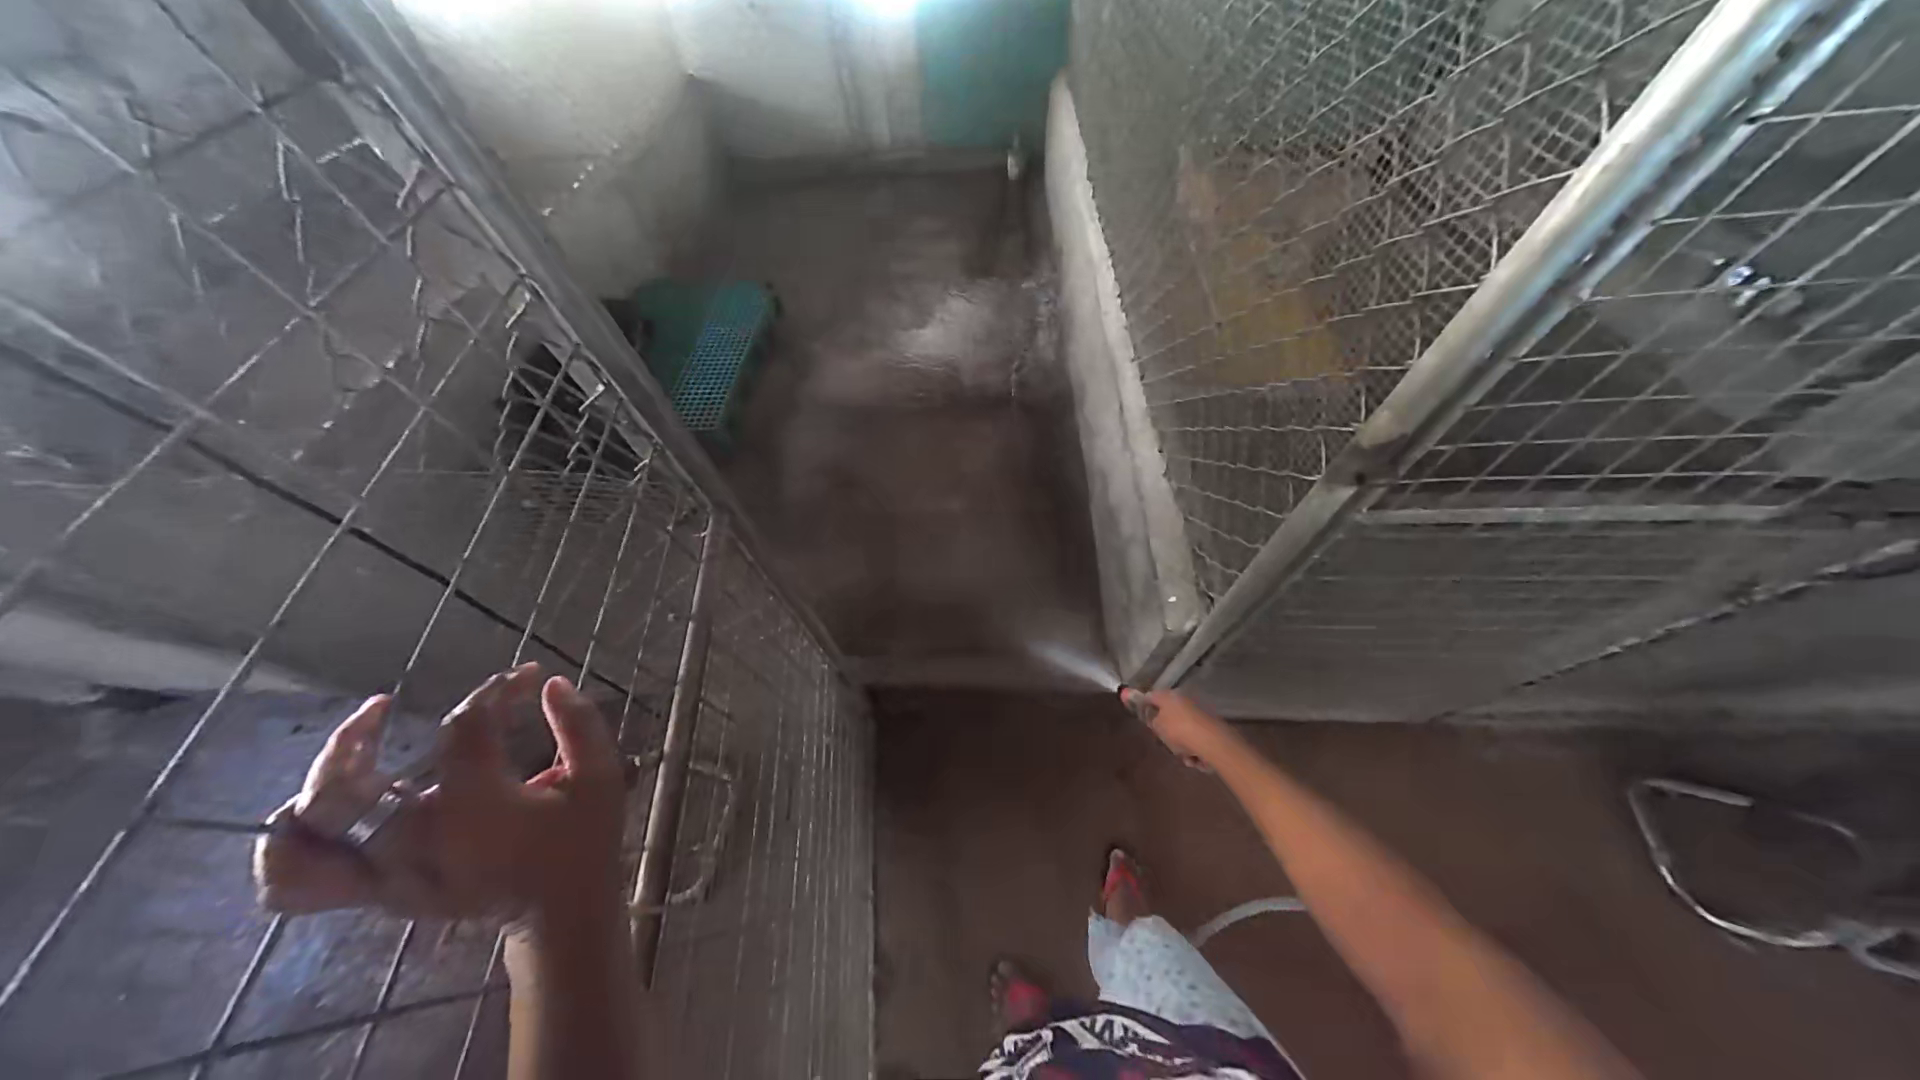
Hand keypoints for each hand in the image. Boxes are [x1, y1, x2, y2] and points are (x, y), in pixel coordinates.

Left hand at [254, 663, 627, 925]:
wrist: (562, 915)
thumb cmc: (583, 843)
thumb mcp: (601, 778)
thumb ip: (580, 725)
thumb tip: (550, 684)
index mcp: (476, 810)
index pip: (465, 729)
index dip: (495, 691)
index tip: (525, 676)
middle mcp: (416, 844)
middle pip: (344, 787)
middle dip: (356, 735)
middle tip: (383, 707)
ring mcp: (386, 875)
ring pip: (297, 842)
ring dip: (309, 790)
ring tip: (339, 758)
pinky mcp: (376, 892)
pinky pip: (296, 882)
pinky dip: (287, 849)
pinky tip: (314, 814)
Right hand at [1121, 687, 1236, 768]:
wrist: (1214, 743)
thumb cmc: (1179, 731)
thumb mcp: (1157, 726)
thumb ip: (1149, 717)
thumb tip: (1144, 708)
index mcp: (1170, 695)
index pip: (1150, 696)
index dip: (1142, 705)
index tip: (1140, 717)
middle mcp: (1185, 699)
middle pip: (1168, 714)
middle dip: (1166, 730)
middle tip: (1164, 742)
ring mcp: (1200, 712)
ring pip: (1183, 729)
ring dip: (1182, 744)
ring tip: (1185, 756)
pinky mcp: (1212, 726)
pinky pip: (1197, 737)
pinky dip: (1195, 747)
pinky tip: (1196, 758)